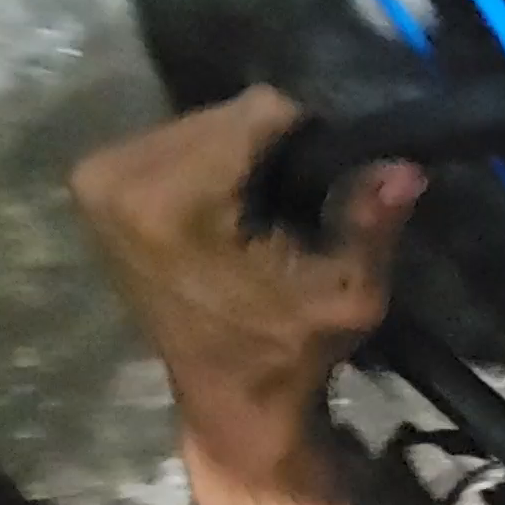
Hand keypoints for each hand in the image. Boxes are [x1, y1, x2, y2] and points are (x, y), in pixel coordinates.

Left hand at [70, 86, 424, 485]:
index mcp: (172, 199)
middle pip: (227, 112)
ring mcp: (97, 176)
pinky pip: (178, 139)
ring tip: (271, 213)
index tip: (330, 191)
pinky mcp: (95, 184)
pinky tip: (236, 210)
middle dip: (275, 148)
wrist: (232, 393)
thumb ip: (371, 223)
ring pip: (203, 121)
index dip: (312, 142)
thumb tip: (409, 168)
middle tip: (301, 209)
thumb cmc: (293, 345)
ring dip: (248, 155)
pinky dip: (218, 163)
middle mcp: (117, 173)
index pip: (258, 111)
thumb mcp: (350, 292)